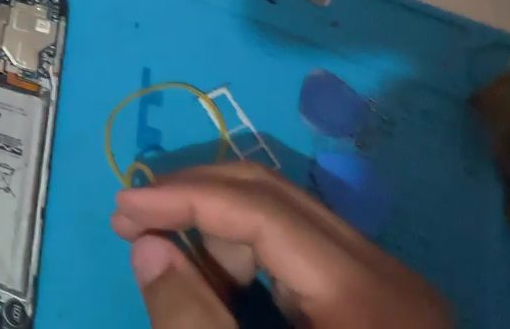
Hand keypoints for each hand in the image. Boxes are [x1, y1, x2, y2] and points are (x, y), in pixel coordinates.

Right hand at [112, 163, 449, 328]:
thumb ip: (192, 321)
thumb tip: (147, 246)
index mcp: (365, 292)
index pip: (257, 208)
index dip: (181, 198)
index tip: (119, 211)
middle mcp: (387, 273)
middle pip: (269, 194)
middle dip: (192, 199)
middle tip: (132, 222)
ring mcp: (390, 286)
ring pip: (280, 214)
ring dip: (216, 226)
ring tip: (177, 267)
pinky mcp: (381, 302)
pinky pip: (298, 246)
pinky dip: (247, 251)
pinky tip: (220, 284)